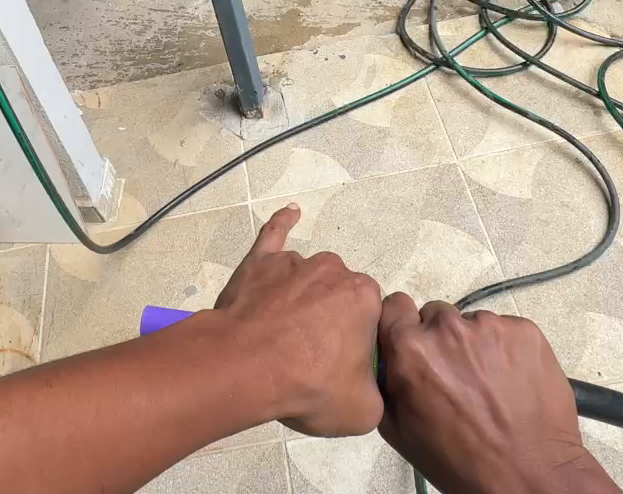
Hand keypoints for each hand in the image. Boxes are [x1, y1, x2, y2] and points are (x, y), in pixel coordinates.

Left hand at [209, 203, 383, 436]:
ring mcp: (295, 261)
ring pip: (306, 279)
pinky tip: (292, 212)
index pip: (369, 316)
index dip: (357, 342)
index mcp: (363, 297)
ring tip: (282, 335)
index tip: (342, 365)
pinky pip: (274, 234)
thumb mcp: (363, 410)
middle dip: (330, 319)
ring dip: (302, 300)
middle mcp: (333, 269)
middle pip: (338, 294)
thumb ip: (377, 391)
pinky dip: (283, 223)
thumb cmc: (308, 385)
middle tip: (311, 355)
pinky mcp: (261, 260)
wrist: (246, 366)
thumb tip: (369, 386)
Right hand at [377, 295, 619, 493]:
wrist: (531, 481)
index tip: (414, 344)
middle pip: (435, 315)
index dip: (402, 325)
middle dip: (441, 340)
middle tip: (456, 376)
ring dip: (475, 346)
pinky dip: (507, 350)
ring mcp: (488, 325)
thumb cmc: (463, 463)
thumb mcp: (399, 430)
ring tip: (489, 385)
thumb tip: (381, 355)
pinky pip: (506, 329)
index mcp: (409, 348)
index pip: (394, 306)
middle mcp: (446, 328)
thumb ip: (384, 381)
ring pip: (472, 323)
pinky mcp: (524, 330)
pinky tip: (512, 381)